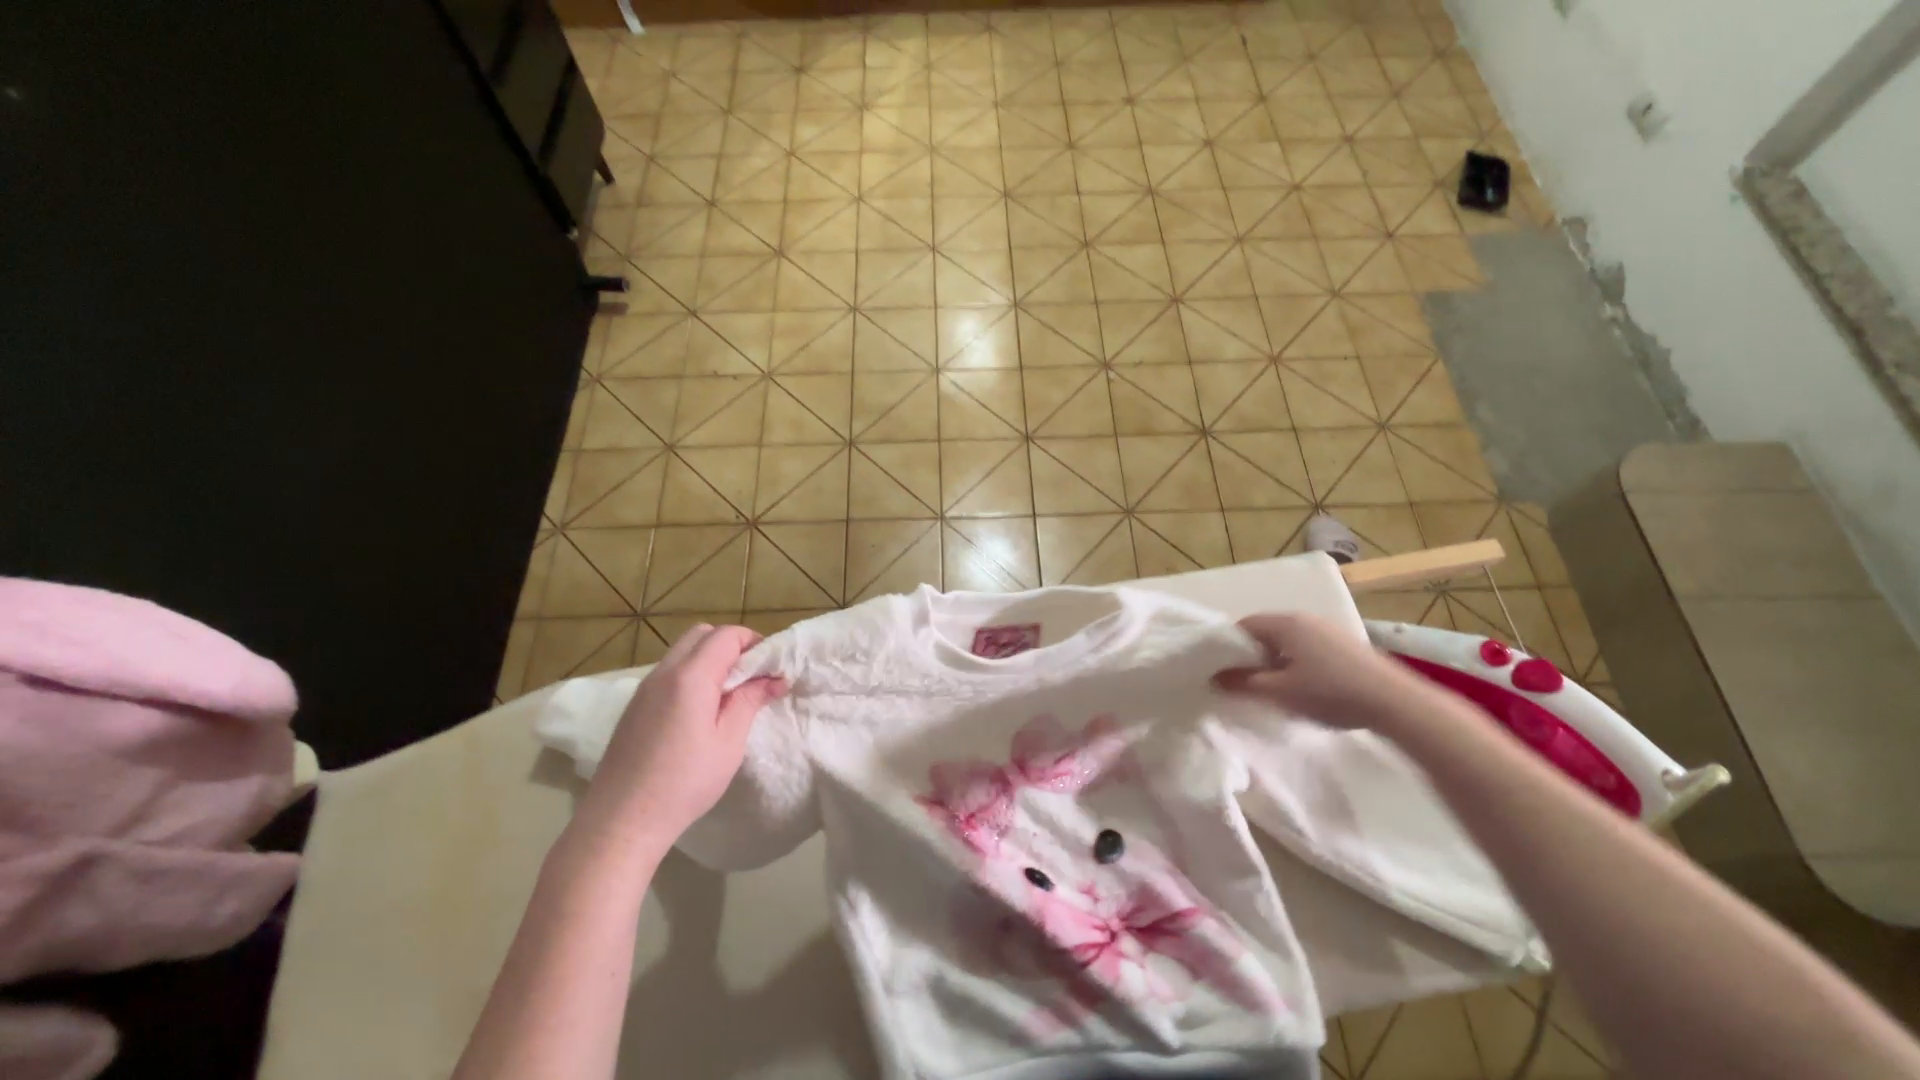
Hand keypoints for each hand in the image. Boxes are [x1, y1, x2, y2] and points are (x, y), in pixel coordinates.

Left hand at [575, 624, 787, 852]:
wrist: (623, 819)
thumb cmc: (684, 783)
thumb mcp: (728, 743)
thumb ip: (750, 702)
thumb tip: (775, 678)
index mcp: (689, 677)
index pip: (725, 636)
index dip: (753, 643)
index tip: (772, 669)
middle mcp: (664, 672)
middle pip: (701, 635)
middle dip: (731, 646)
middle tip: (752, 678)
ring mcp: (644, 688)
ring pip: (682, 652)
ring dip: (710, 661)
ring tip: (730, 697)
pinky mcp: (635, 706)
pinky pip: (669, 673)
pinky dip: (691, 676)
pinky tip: (701, 712)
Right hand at [1212, 613, 1432, 730]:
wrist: (1395, 702)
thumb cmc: (1330, 692)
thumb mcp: (1280, 692)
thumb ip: (1244, 683)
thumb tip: (1215, 677)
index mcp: (1286, 624)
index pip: (1245, 625)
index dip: (1228, 646)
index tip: (1221, 670)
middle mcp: (1307, 619)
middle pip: (1267, 632)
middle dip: (1251, 655)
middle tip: (1243, 683)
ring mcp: (1330, 631)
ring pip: (1289, 642)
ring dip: (1275, 661)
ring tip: (1273, 689)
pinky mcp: (1347, 646)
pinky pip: (1309, 649)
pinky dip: (1297, 664)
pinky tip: (1304, 688)